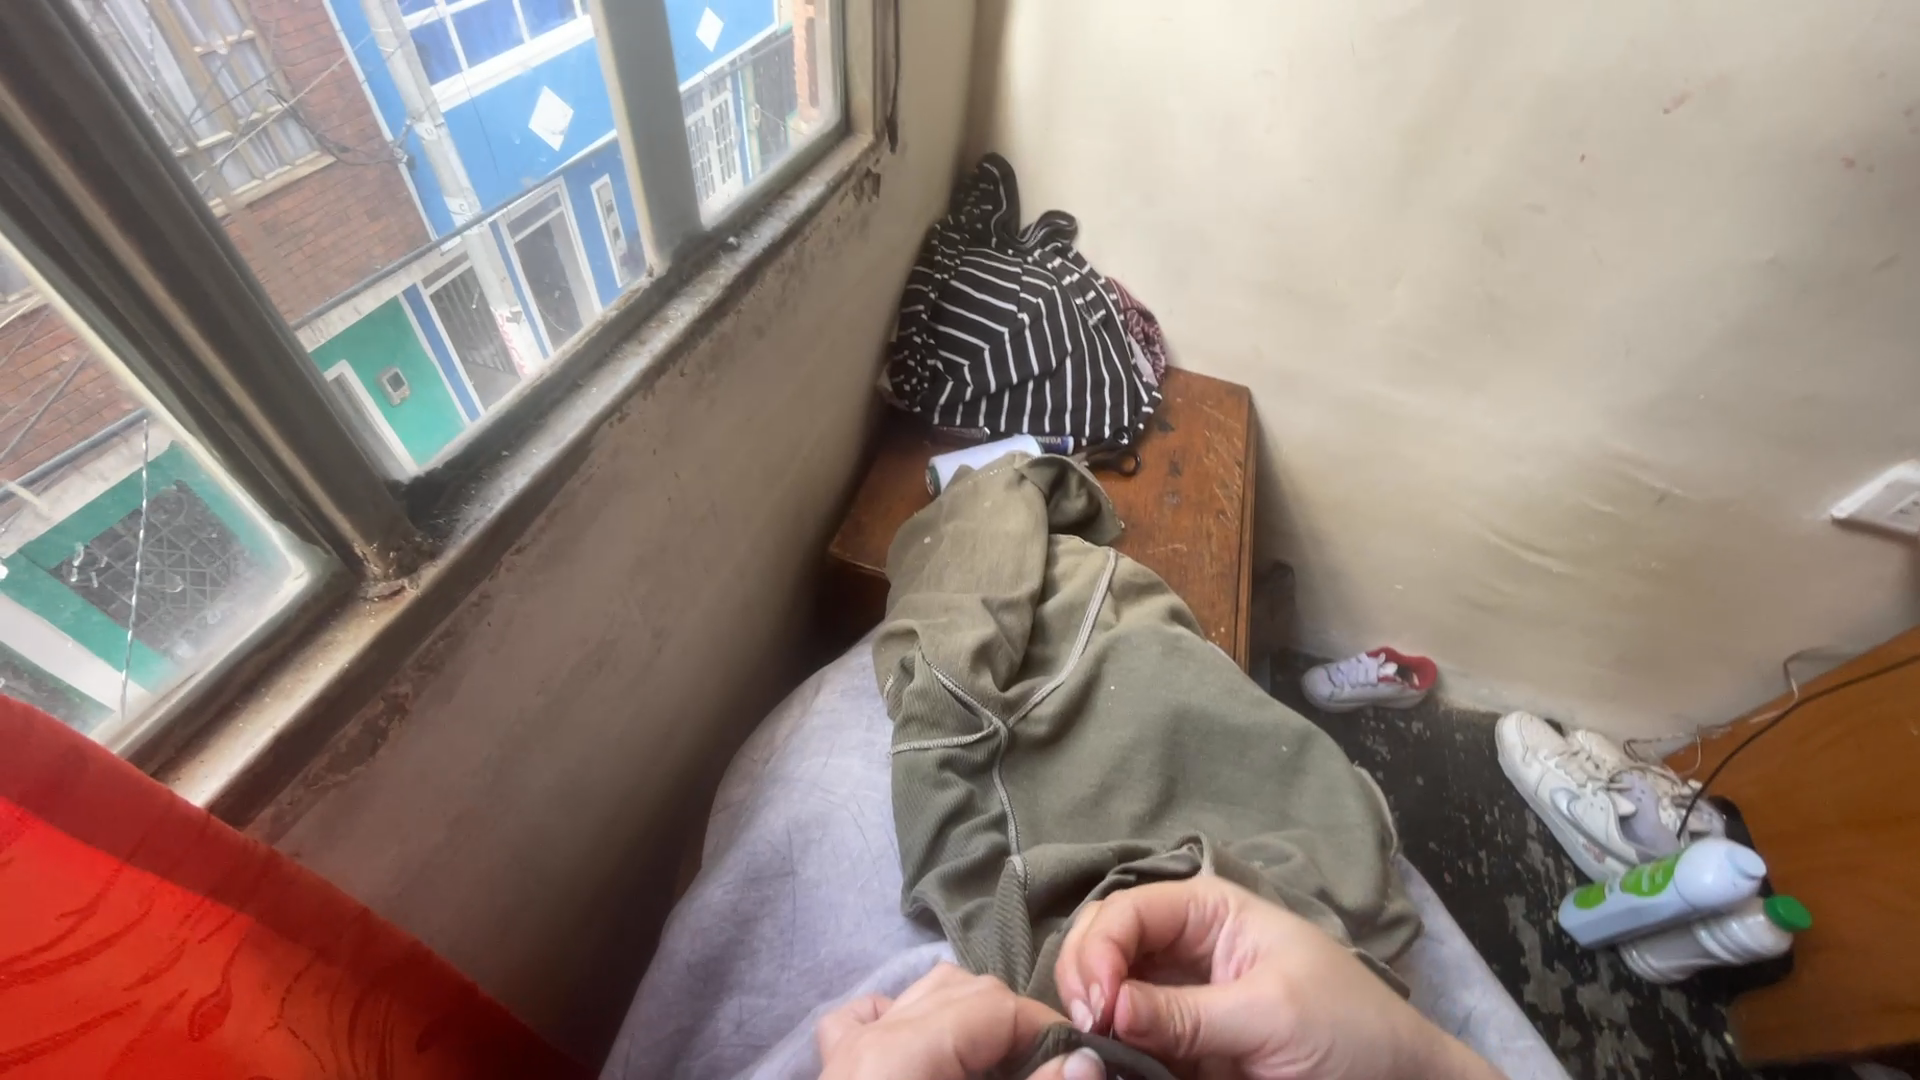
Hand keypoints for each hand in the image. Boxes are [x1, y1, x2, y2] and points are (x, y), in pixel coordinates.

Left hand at [818, 962, 1099, 1079]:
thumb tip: (1088, 1059)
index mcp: (900, 1055)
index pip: (993, 1005)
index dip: (1044, 1024)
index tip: (1080, 1054)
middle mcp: (869, 1038)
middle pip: (962, 990)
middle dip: (1012, 1020)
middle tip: (1047, 1063)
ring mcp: (844, 1050)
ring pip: (920, 992)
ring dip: (967, 1014)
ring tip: (1001, 1059)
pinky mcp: (833, 1065)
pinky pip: (867, 1015)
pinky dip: (904, 1017)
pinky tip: (928, 1045)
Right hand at [1053, 876, 1499, 1079]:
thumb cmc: (1349, 1030)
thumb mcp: (1271, 1016)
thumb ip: (1186, 1013)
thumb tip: (1108, 1011)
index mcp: (1203, 910)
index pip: (1127, 911)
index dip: (1100, 950)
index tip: (1098, 1008)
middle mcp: (1179, 942)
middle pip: (1103, 938)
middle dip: (1084, 973)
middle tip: (1086, 1027)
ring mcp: (1176, 990)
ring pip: (1105, 983)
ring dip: (1087, 1006)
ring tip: (1091, 1045)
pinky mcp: (1178, 1038)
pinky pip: (1127, 1030)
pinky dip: (1107, 1041)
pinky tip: (1104, 1057)